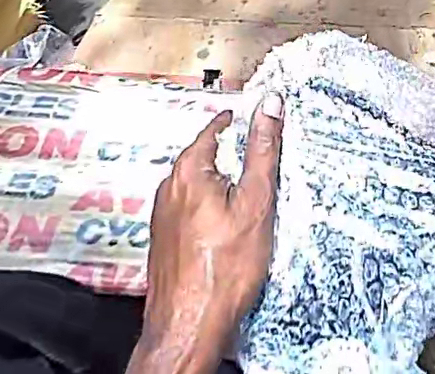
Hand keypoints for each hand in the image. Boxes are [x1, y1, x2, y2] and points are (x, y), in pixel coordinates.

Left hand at [128, 96, 283, 373]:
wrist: (189, 331)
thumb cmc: (223, 271)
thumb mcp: (255, 201)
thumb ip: (262, 149)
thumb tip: (270, 104)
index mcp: (188, 169)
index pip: (221, 125)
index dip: (247, 125)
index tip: (268, 130)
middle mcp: (170, 185)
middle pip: (212, 154)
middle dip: (239, 159)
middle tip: (266, 175)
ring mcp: (164, 213)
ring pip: (204, 182)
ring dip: (227, 186)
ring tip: (252, 206)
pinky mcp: (166, 236)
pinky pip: (195, 206)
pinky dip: (215, 208)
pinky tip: (231, 231)